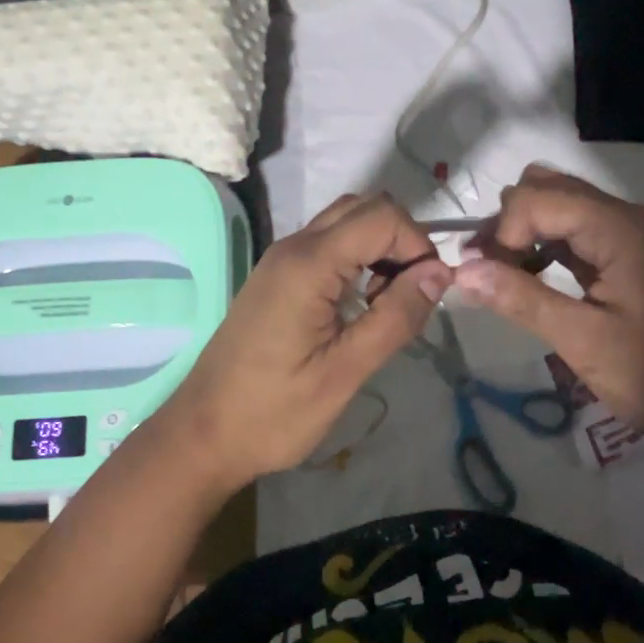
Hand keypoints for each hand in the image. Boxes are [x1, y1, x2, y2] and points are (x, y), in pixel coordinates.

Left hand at [157, 194, 453, 488]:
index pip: (382, 217)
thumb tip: (440, 273)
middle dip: (400, 241)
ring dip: (379, 249)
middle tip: (410, 296)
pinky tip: (359, 307)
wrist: (203, 434)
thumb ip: (394, 318)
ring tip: (386, 305)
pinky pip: (327, 246)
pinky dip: (356, 260)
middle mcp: (293, 248)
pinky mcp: (276, 278)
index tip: (430, 292)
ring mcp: (281, 260)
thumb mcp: (344, 372)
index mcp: (308, 264)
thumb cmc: (274, 412)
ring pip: (345, 223)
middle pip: (364, 208)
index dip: (417, 245)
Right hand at [454, 165, 643, 452]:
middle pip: (548, 189)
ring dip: (524, 232)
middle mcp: (626, 218)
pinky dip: (545, 245)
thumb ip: (520, 299)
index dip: (503, 230)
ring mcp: (629, 234)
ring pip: (559, 206)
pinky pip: (575, 230)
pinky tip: (530, 278)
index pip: (540, 198)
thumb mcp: (581, 340)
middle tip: (486, 272)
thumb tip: (461, 271)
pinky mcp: (626, 254)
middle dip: (509, 223)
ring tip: (501, 276)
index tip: (483, 276)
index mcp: (620, 230)